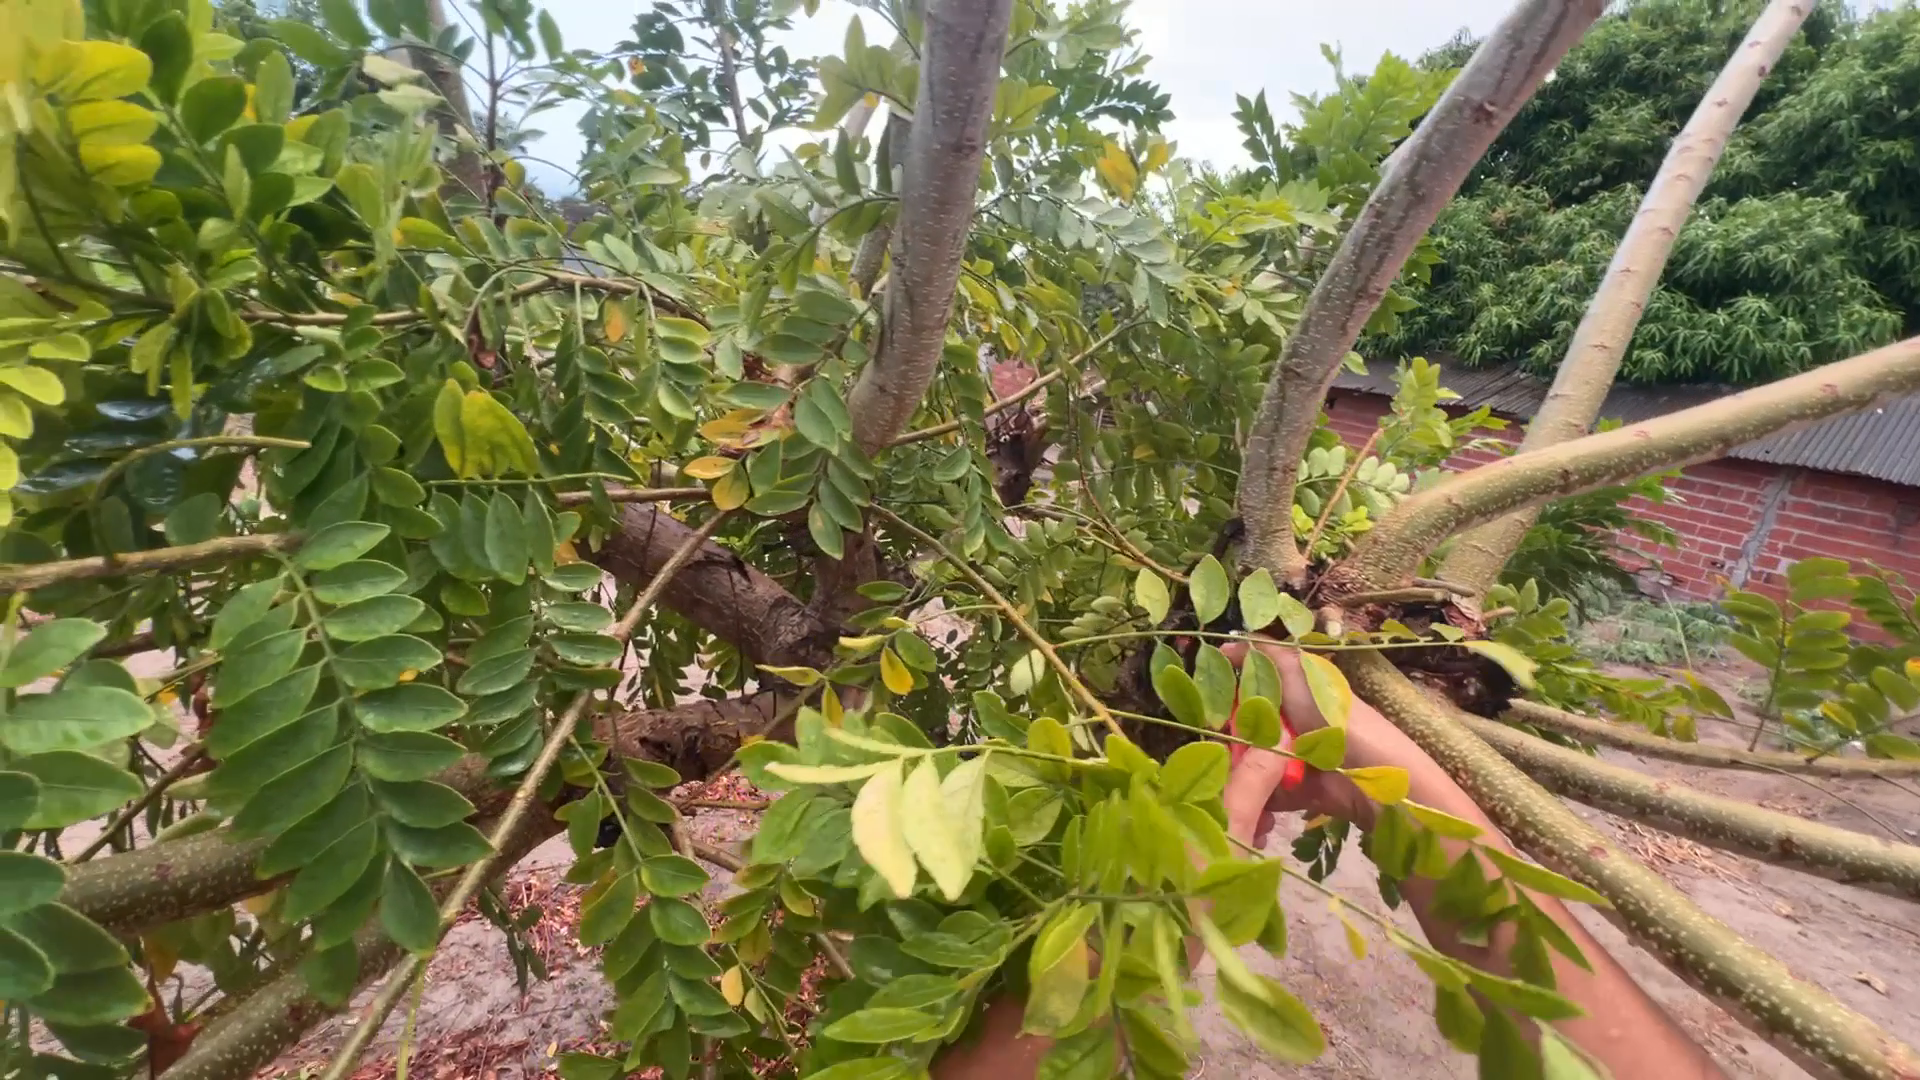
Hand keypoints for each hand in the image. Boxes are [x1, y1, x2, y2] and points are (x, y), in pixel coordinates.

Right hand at [1217, 638, 1395, 843]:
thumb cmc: (1334, 719)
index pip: (1252, 684)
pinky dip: (1249, 792)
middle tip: (1210, 732)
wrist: (1371, 780)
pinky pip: (1262, 789)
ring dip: (1235, 762)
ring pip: (1250, 756)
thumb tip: (1226, 644)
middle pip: (1246, 721)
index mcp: (1296, 692)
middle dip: (1226, 728)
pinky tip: (1232, 789)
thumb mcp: (1300, 673)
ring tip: (1217, 763)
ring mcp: (1292, 757)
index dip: (1228, 688)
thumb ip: (1266, 654)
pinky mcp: (1293, 789)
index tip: (1204, 694)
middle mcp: (1292, 722)